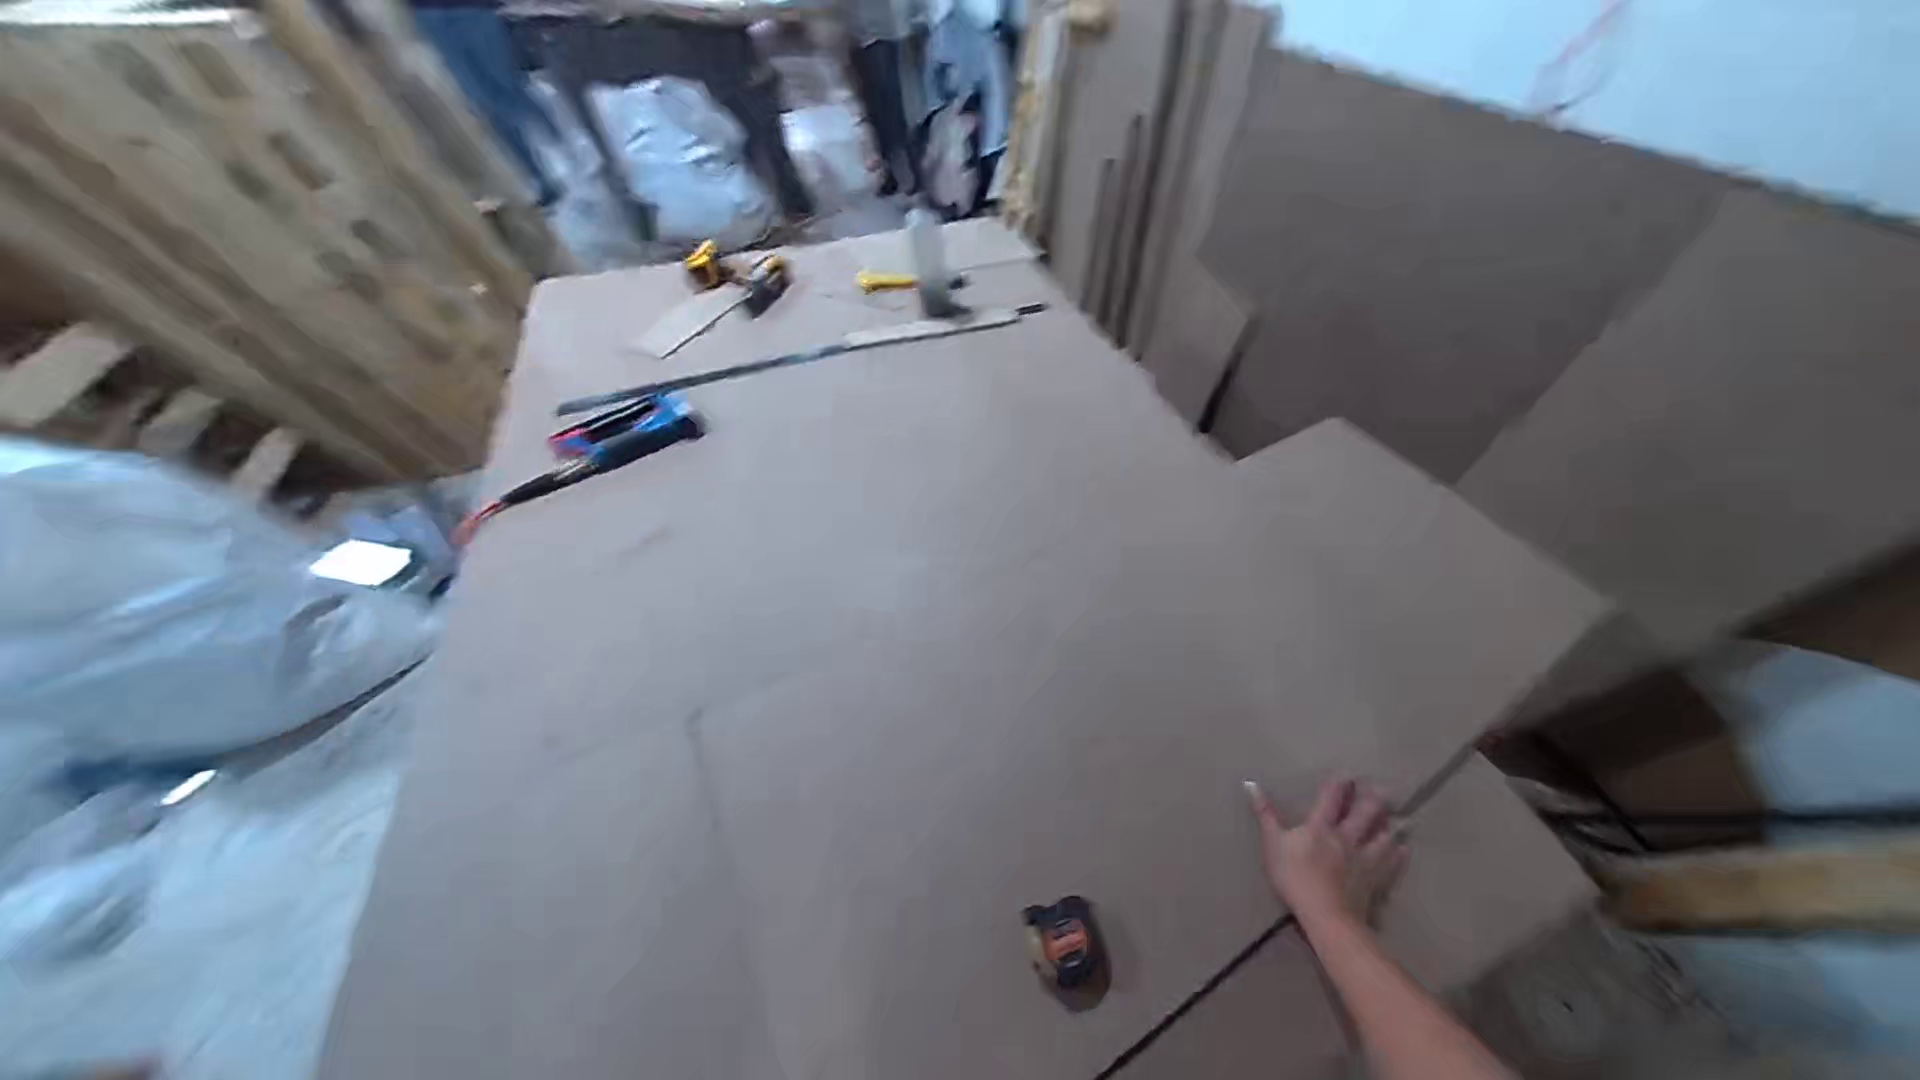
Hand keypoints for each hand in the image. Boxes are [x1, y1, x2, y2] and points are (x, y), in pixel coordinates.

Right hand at [1245, 777, 1408, 928]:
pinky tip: (1403, 848)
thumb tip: (1250, 783)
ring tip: (1392, 815)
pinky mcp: (1374, 879)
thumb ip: (1264, 813)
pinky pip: (1391, 862)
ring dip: (1388, 823)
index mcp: (1320, 826)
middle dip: (1372, 799)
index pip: (1331, 798)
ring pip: (1382, 836)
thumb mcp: (1272, 843)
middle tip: (1381, 788)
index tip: (1347, 773)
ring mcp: (1364, 859)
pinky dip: (1398, 853)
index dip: (1338, 784)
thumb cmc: (1294, 877)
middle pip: (1364, 813)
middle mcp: (1346, 837)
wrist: (1326, 916)